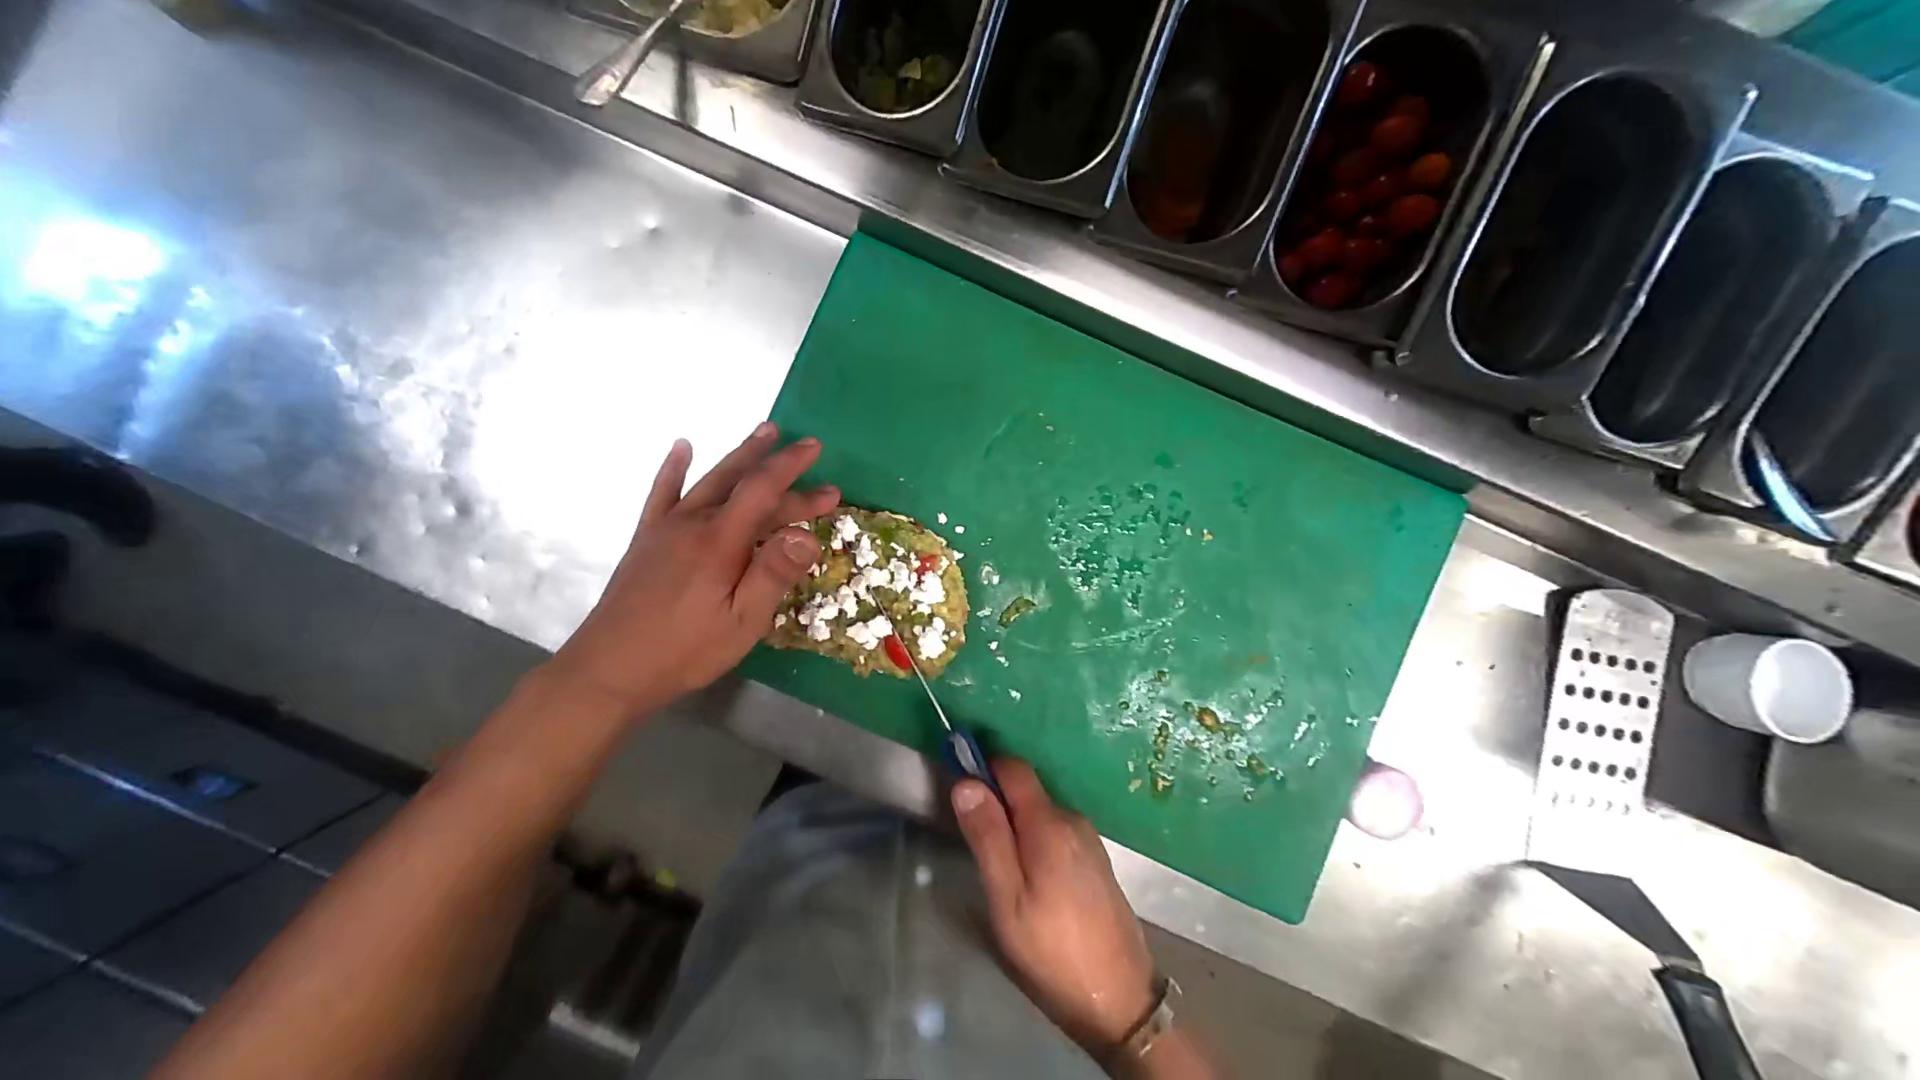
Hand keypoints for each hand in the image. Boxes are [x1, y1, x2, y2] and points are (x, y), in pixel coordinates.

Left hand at [545, 424, 838, 720]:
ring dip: (739, 454)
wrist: (608, 669)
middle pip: (742, 482)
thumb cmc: (684, 651)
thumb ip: (773, 574)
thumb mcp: (741, 623)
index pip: (763, 490)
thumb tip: (807, 535)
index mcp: (720, 542)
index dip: (793, 470)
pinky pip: (661, 493)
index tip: (820, 457)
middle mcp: (693, 523)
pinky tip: (682, 447)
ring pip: (710, 480)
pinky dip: (674, 468)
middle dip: (779, 464)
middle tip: (809, 450)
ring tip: (763, 432)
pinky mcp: (647, 539)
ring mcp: (666, 528)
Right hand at [952, 759, 1157, 1053]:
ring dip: (1014, 822)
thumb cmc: (1052, 952)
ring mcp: (1088, 840)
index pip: (1013, 768)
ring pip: (1040, 813)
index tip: (956, 777)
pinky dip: (1034, 839)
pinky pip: (1055, 832)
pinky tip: (1027, 877)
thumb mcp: (1007, 899)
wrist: (1120, 1002)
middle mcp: (1073, 820)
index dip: (983, 764)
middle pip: (1026, 790)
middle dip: (995, 799)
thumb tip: (965, 781)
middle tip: (969, 837)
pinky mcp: (1095, 861)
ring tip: (995, 864)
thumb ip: (987, 837)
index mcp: (1049, 824)